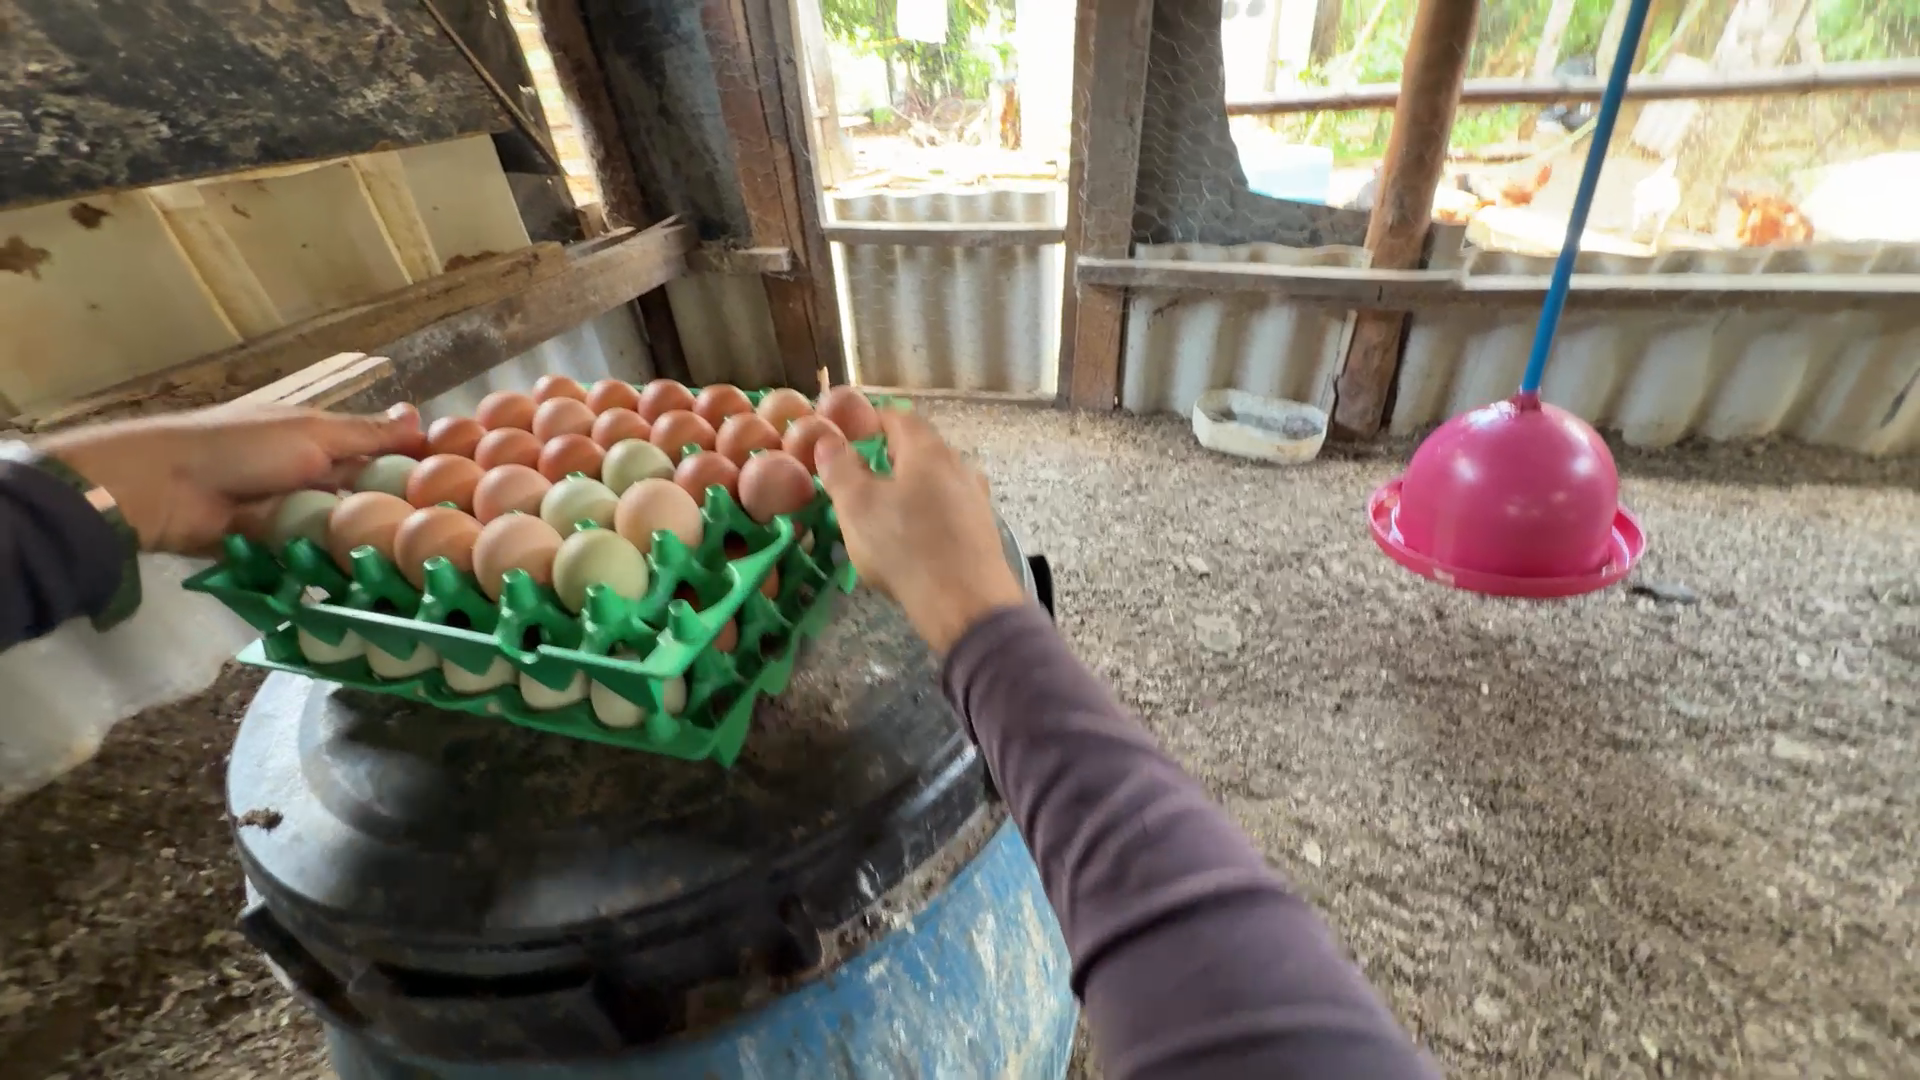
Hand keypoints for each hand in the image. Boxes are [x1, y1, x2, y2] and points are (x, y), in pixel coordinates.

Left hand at [37, 404, 422, 555]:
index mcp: (321, 440)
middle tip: (456, 520)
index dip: (417, 459)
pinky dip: (348, 555)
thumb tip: (422, 417)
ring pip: (355, 522)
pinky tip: (387, 564)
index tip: (461, 476)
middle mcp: (315, 474)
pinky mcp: (286, 544)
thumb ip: (369, 433)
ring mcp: (301, 510)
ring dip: (380, 531)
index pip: (382, 448)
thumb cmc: (239, 447)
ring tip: (428, 547)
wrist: (160, 491)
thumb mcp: (311, 432)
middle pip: (373, 488)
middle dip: (406, 501)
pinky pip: (326, 550)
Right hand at [815, 409, 1024, 652]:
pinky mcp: (983, 530)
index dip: (872, 421)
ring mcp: (976, 498)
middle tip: (862, 475)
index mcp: (928, 450)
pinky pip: (949, 510)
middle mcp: (959, 465)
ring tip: (886, 510)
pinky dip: (929, 514)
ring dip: (911, 487)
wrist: (967, 603)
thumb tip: (828, 441)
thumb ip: (840, 469)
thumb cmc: (905, 547)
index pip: (899, 417)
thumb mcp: (857, 506)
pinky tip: (915, 538)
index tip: (850, 435)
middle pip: (921, 449)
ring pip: (937, 481)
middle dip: (891, 456)